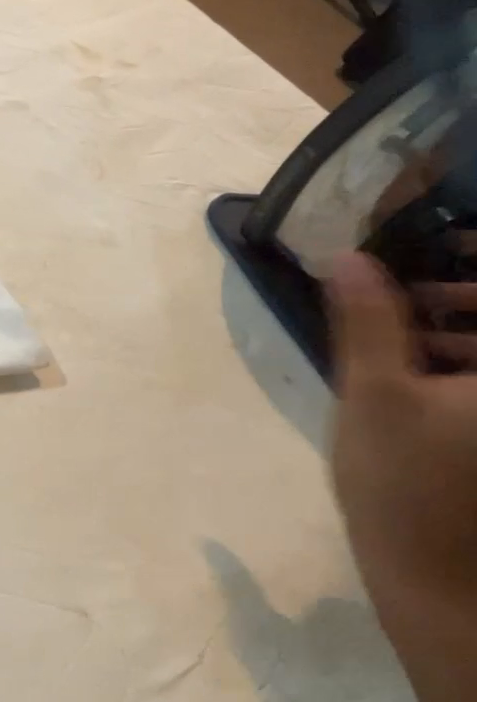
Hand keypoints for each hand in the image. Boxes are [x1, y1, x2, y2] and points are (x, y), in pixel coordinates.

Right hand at [326, 253, 476, 701]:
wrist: (439, 573)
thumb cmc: (407, 479)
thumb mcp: (374, 392)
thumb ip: (367, 320)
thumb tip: (349, 256)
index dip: (476, 255)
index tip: (438, 240)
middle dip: (465, 295)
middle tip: (405, 286)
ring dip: (465, 327)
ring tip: (404, 328)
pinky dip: (465, 360)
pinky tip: (421, 367)